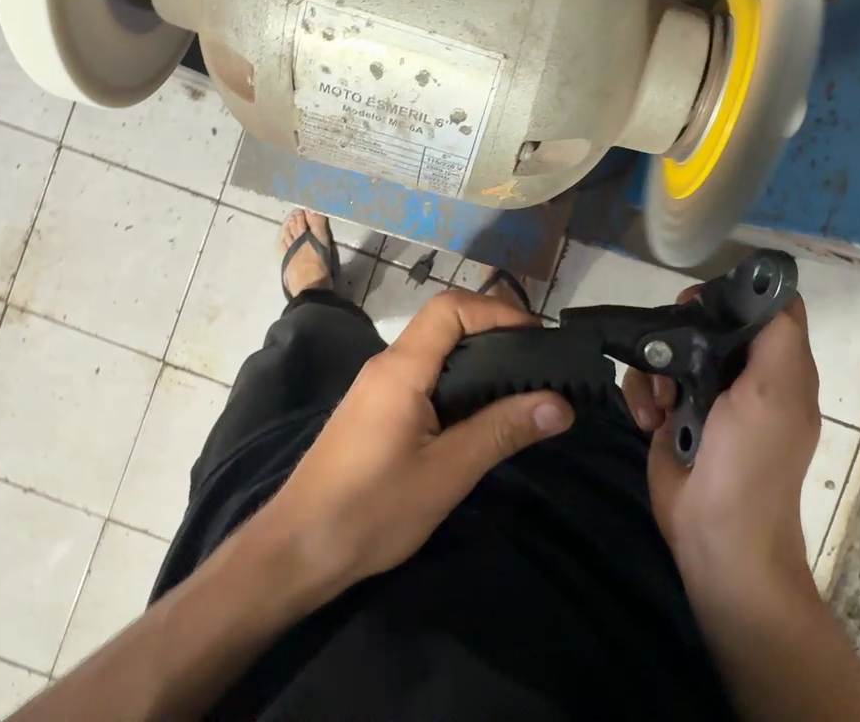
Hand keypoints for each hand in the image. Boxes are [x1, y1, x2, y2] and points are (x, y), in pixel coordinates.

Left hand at [256, 289, 574, 594]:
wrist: (297, 550)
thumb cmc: (372, 510)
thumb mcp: (446, 473)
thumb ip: (501, 431)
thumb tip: (562, 403)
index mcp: (400, 368)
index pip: (451, 308)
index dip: (498, 311)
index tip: (539, 339)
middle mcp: (386, 367)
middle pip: (445, 325)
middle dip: (495, 334)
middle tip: (542, 368)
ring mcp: (377, 390)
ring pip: (435, 354)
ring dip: (479, 362)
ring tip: (523, 391)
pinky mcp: (375, 413)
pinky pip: (423, 380)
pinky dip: (459, 385)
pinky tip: (482, 417)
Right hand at [621, 292, 820, 587]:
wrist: (716, 534)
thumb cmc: (752, 462)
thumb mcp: (775, 393)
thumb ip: (777, 337)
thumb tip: (771, 286)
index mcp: (779, 368)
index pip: (765, 309)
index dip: (738, 293)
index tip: (706, 296)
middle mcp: (743, 376)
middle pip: (708, 323)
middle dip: (683, 328)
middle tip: (670, 342)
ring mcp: (705, 397)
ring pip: (671, 349)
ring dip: (657, 367)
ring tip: (662, 402)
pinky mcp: (671, 416)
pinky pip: (647, 383)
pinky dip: (641, 396)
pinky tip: (648, 420)